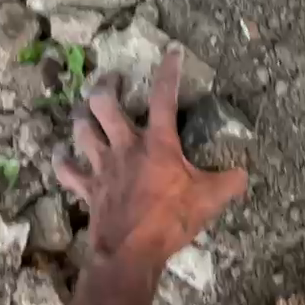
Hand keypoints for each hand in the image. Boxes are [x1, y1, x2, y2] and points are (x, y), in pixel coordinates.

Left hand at [56, 46, 248, 273]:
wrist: (129, 253)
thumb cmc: (170, 221)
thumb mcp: (210, 200)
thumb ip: (229, 182)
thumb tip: (244, 173)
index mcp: (158, 143)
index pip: (165, 97)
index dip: (169, 71)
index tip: (172, 51)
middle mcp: (125, 146)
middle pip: (105, 104)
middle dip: (107, 85)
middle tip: (114, 79)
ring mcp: (102, 166)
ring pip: (82, 129)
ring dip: (82, 116)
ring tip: (87, 109)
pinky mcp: (88, 188)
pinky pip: (67, 170)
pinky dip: (62, 161)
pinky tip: (61, 155)